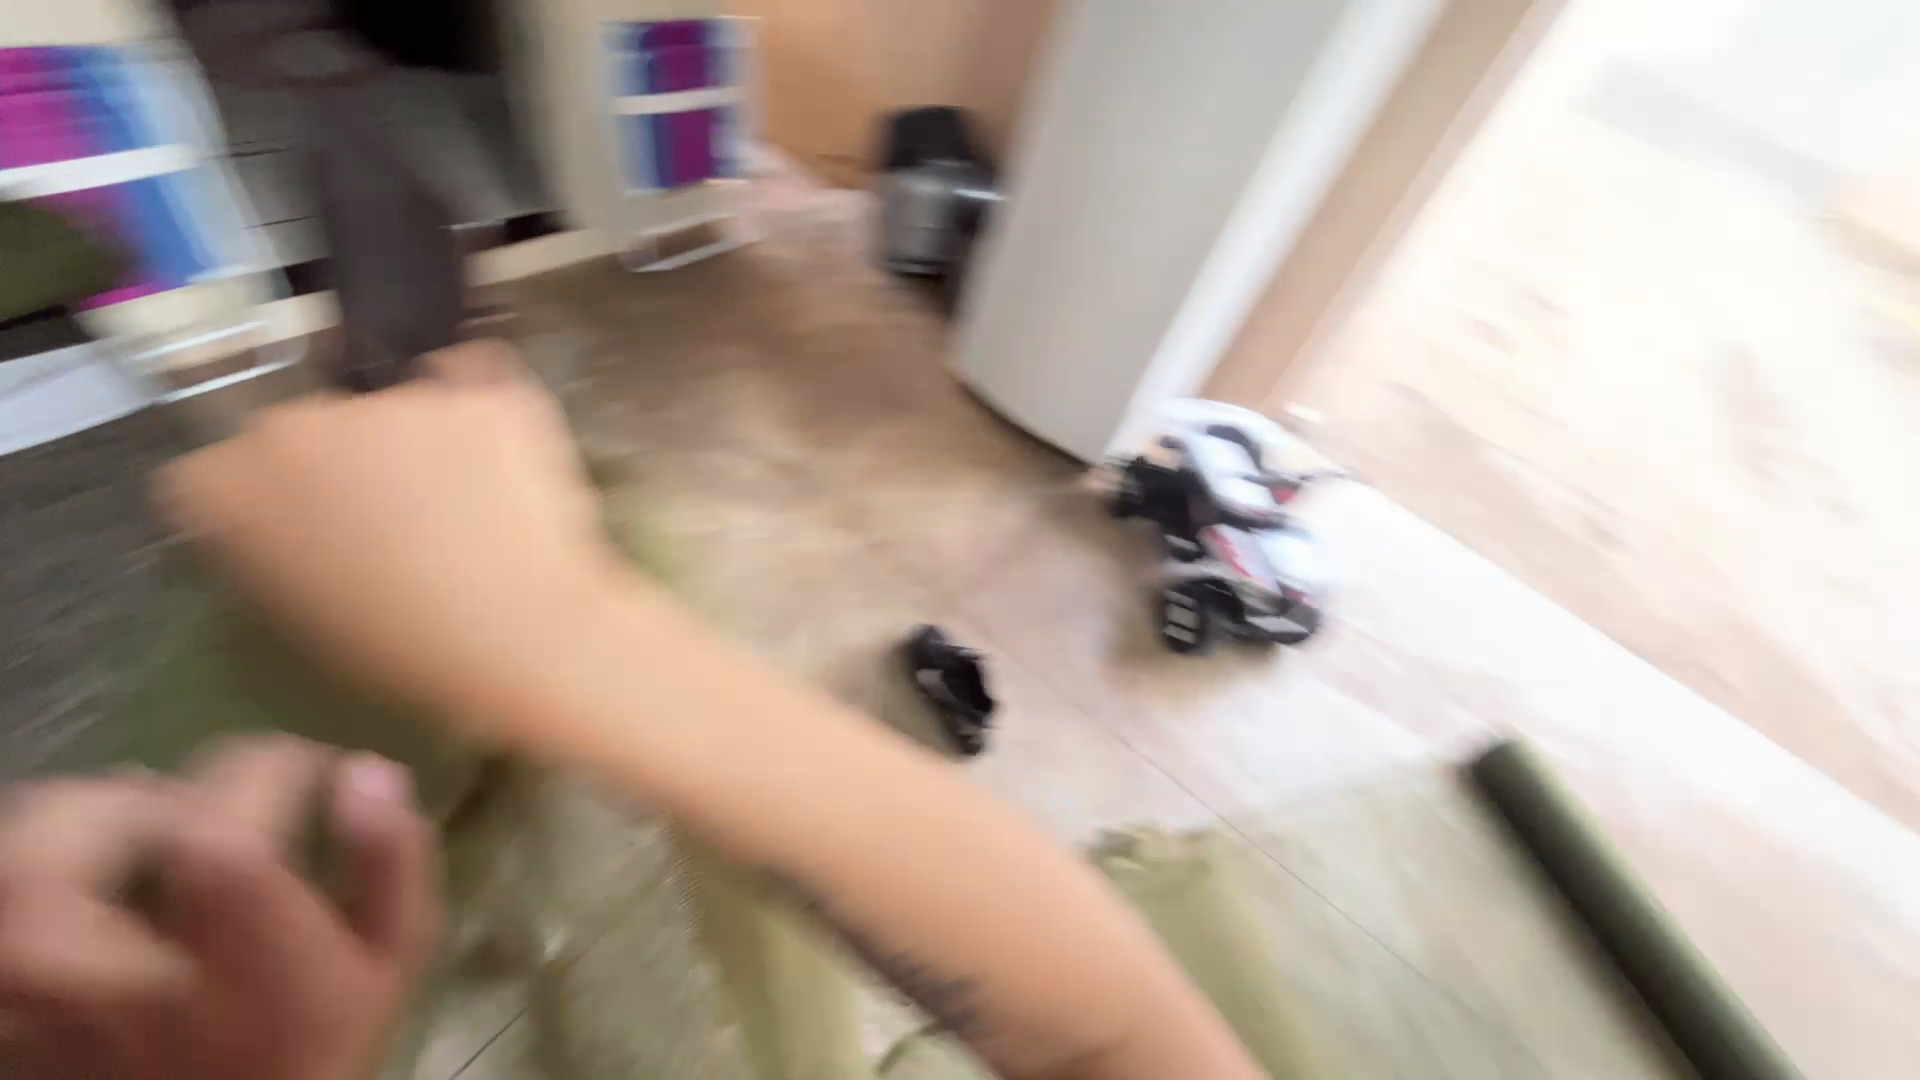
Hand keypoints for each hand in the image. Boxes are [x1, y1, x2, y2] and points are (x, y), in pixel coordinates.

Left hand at [0, 738, 437, 1079]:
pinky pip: (4, 930)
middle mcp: (117, 948)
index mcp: (231, 921)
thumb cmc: (327, 1037)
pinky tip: (80, 884)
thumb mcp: (397, 947)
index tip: (309, 766)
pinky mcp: (9, 1023)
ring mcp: (38, 994)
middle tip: (208, 802)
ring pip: (11, 872)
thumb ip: (392, 856)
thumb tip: (369, 773)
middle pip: (81, 825)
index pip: (230, 796)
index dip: (271, 761)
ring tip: (127, 824)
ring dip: (68, 828)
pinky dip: (34, 890)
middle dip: (152, 793)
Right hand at [154, 341, 618, 742]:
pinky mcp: (482, 397)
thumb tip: (296, 520)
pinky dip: (489, 408)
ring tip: (476, 504)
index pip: (234, 468)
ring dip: (426, 441)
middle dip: (353, 461)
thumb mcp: (301, 610)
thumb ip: (275, 544)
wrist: (520, 631)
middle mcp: (296, 424)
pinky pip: (481, 381)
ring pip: (402, 406)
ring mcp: (395, 402)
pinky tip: (507, 450)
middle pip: (316, 427)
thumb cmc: (407, 647)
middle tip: (410, 516)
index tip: (329, 528)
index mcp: (222, 485)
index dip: (290, 498)